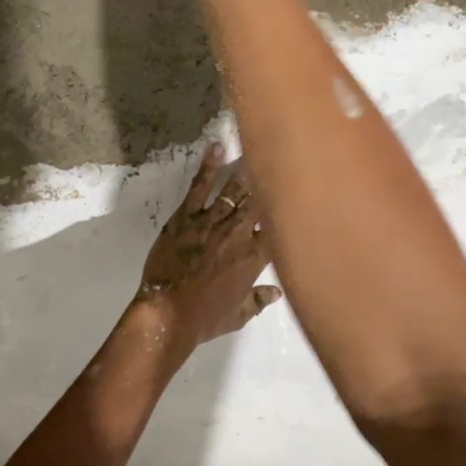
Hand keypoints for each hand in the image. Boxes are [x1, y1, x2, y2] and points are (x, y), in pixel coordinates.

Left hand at [134, 143, 282, 348]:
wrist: (168, 313)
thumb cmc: (205, 318)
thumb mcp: (238, 315)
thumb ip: (259, 300)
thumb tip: (277, 291)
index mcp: (254, 258)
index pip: (278, 229)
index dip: (287, 212)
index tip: (297, 196)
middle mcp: (237, 234)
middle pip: (259, 202)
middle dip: (271, 181)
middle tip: (281, 159)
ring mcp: (211, 221)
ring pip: (233, 190)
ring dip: (246, 169)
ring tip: (257, 148)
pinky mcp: (186, 216)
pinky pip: (199, 187)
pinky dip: (208, 166)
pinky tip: (216, 147)